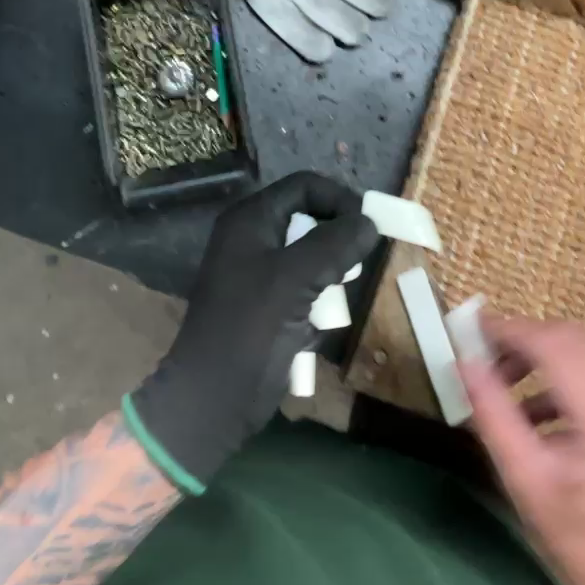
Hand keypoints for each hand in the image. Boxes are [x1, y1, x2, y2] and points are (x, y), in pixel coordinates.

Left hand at [125, 173, 379, 492]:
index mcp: (251, 220)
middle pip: (311, 219)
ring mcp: (261, 273)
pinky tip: (319, 326)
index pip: (305, 186)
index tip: (370, 227)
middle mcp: (255, 239)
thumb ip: (335, 244)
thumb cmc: (249, 329)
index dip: (340, 199)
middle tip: (356, 267)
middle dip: (338, 241)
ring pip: (314, 257)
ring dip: (332, 276)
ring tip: (334, 301)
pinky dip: (320, 303)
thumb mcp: (295, 278)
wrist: (213, 398)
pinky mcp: (270, 305)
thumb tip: (370, 220)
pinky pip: (307, 289)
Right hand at [461, 317, 584, 584]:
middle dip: (521, 338)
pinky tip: (530, 409)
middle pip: (569, 338)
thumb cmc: (575, 534)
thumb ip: (492, 414)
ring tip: (502, 384)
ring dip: (536, 355)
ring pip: (579, 349)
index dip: (508, 330)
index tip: (469, 329)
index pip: (553, 346)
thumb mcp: (522, 476)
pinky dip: (554, 374)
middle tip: (482, 355)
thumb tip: (464, 363)